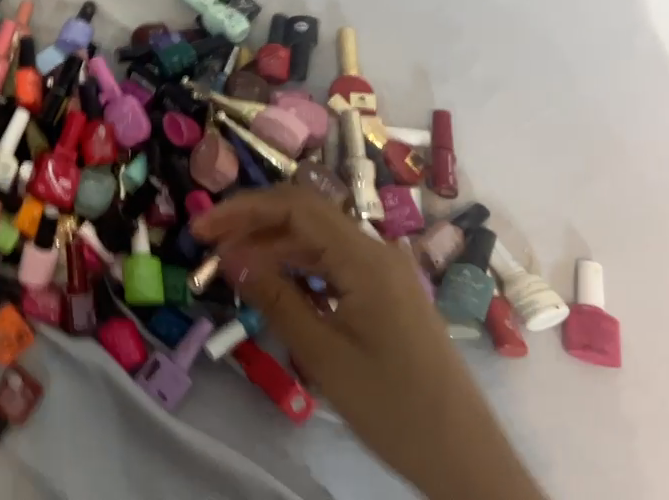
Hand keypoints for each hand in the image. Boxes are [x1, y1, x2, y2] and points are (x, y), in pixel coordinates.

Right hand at [194, 183, 544, 499]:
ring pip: (317, 240)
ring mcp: (386, 273)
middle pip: (305, 216)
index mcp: (366, 259)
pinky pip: (334, 264)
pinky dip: (297, 267)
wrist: (467, 460)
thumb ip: (273, 297)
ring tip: (231, 267)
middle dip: (252, 223)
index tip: (201, 229)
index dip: (242, 210)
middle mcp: (378, 253)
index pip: (294, 207)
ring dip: (271, 246)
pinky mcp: (387, 295)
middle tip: (207, 245)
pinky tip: (273, 286)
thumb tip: (228, 255)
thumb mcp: (322, 354)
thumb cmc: (394, 408)